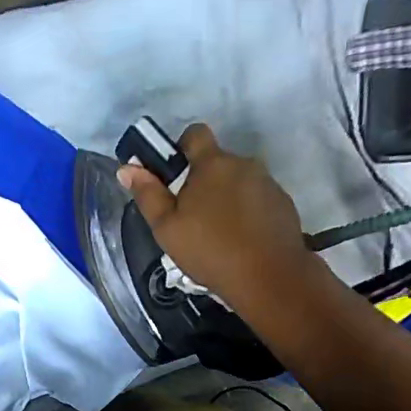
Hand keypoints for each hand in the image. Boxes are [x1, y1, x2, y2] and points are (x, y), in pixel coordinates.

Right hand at [118, 123, 314, 306]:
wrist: (268, 277)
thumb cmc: (209, 250)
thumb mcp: (167, 227)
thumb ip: (147, 194)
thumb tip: (127, 168)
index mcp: (212, 164)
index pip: (195, 133)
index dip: (180, 147)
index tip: (172, 174)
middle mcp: (244, 164)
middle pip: (216, 162)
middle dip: (201, 180)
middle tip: (189, 216)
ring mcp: (268, 183)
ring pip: (237, 180)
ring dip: (224, 197)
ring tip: (216, 232)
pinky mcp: (283, 203)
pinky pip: (256, 198)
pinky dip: (245, 211)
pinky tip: (238, 239)